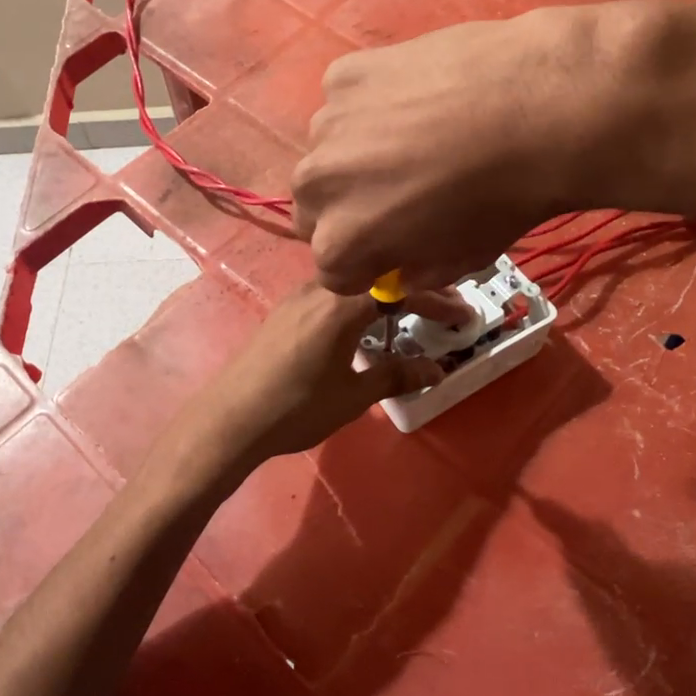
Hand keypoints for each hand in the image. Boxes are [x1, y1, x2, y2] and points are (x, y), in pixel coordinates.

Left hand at [150, 284, 444, 488]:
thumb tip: (435, 369)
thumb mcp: (353, 396)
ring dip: (386, 296)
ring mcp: (298, 298)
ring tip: (411, 317)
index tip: (465, 318)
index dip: (438, 301)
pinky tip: (366, 327)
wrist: (230, 419)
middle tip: (446, 312)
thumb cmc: (296, 408)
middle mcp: (320, 290)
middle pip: (377, 277)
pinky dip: (360, 303)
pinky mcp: (285, 312)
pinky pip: (334, 295)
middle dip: (415, 291)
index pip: (401, 288)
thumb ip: (395, 376)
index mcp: (341, 305)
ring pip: (354, 284)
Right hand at [293, 1, 679, 293]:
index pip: (333, 268)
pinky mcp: (343, 73)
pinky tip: (416, 97)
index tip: (395, 247)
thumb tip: (400, 267)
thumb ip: (414, 270)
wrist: (538, 108)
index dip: (367, 262)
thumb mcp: (460, 259)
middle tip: (398, 191)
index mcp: (338, 244)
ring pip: (327, 152)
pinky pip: (345, 100)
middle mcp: (314, 186)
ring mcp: (325, 124)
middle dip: (347, 209)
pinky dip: (369, 104)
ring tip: (411, 138)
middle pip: (315, 209)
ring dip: (354, 155)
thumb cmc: (502, 199)